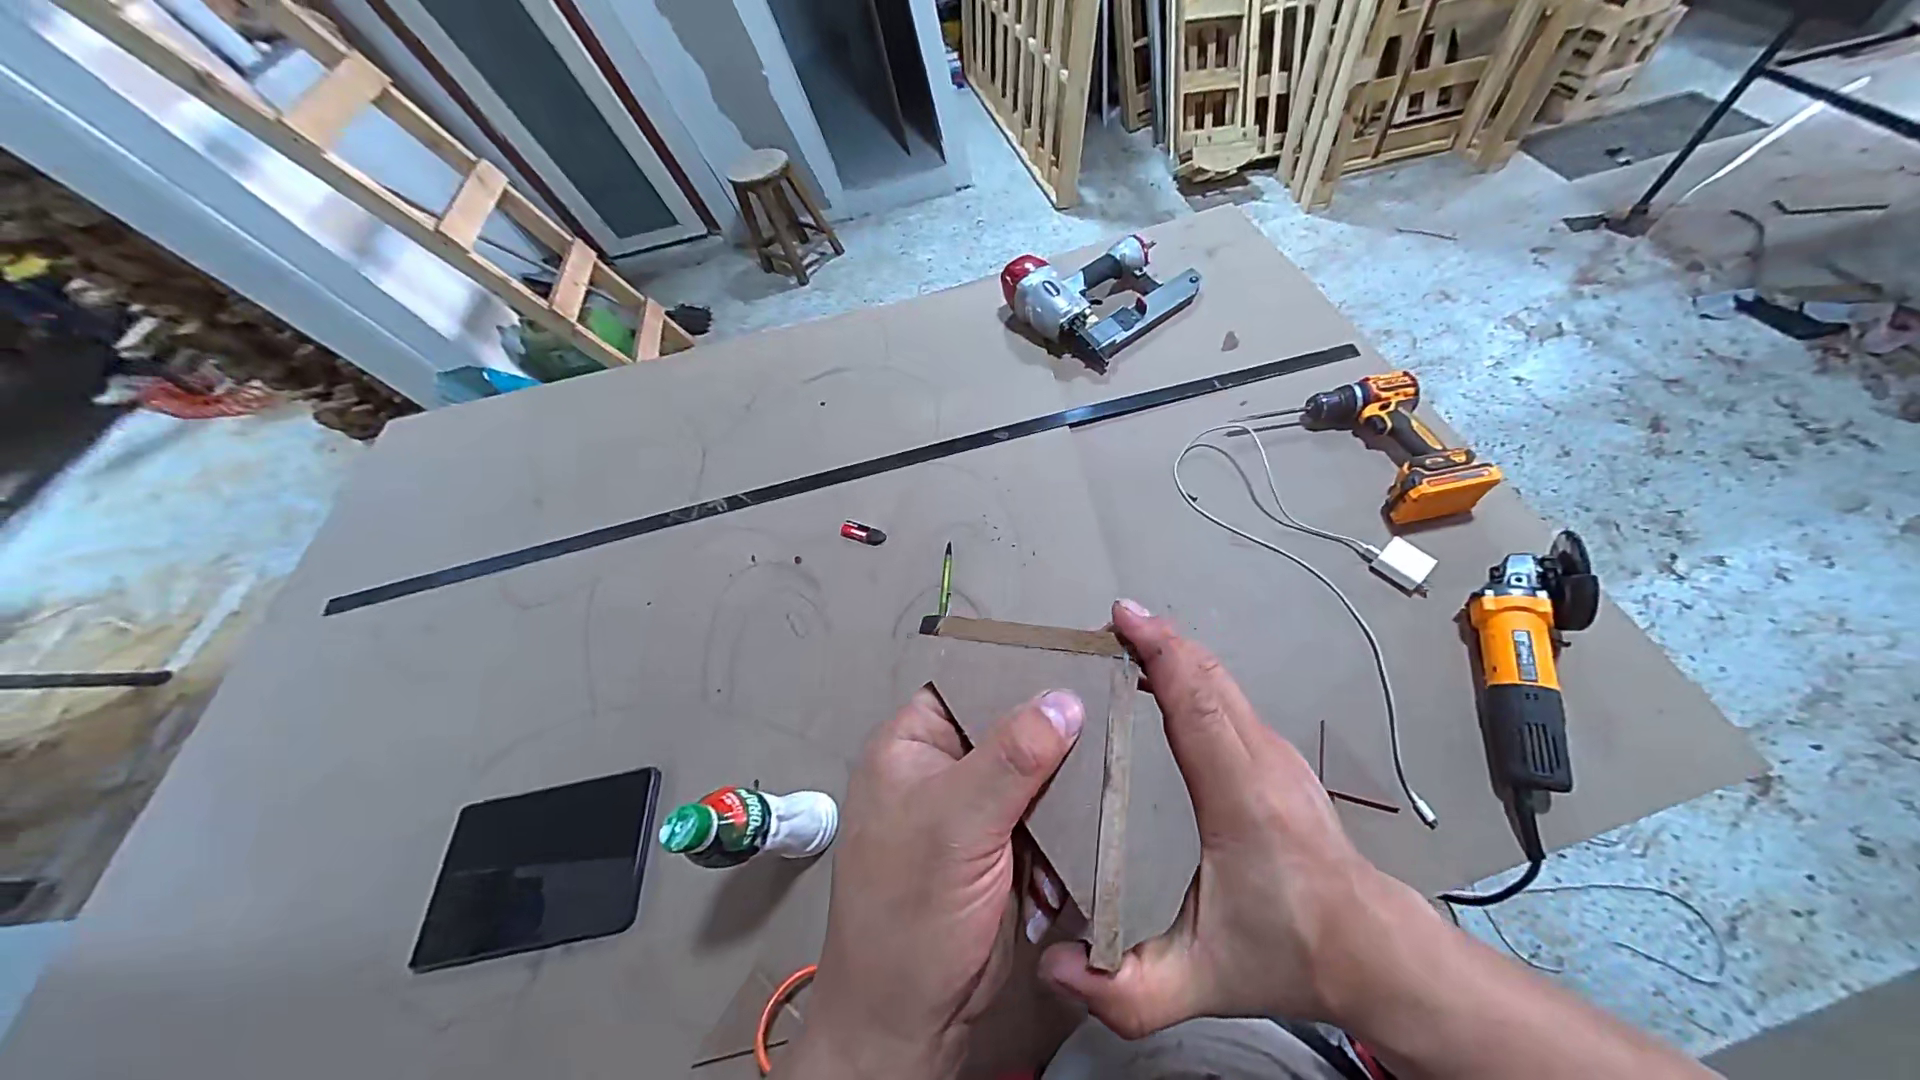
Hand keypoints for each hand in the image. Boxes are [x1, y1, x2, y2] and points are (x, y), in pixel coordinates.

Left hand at [781, 685, 1084, 1077]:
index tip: (1079, 661)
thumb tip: (1064, 698)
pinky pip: (1046, 816)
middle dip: (1054, 738)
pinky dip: (1064, 833)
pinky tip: (1071, 855)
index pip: (970, 682)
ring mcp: (974, 808)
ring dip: (1064, 793)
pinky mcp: (1002, 846)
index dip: (1019, 671)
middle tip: (1108, 723)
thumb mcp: (955, 824)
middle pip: (1010, 726)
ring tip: (1094, 799)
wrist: (910, 1023)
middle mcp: (943, 766)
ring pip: (1035, 773)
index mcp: (912, 743)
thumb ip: (1011, 758)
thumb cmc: (910, 911)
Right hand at [1039, 600, 1433, 1035]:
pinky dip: (1192, 672)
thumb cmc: (1288, 952)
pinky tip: (1165, 677)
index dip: (1160, 651)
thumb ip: (1125, 990)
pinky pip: (1228, 695)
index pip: (1197, 702)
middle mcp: (1262, 758)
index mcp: (1241, 797)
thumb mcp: (1200, 984)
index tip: (1123, 617)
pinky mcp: (1277, 754)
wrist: (1375, 949)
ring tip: (1128, 641)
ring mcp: (1275, 751)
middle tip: (1112, 621)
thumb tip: (1051, 967)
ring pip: (1221, 680)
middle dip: (1160, 638)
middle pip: (1208, 675)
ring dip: (1175, 652)